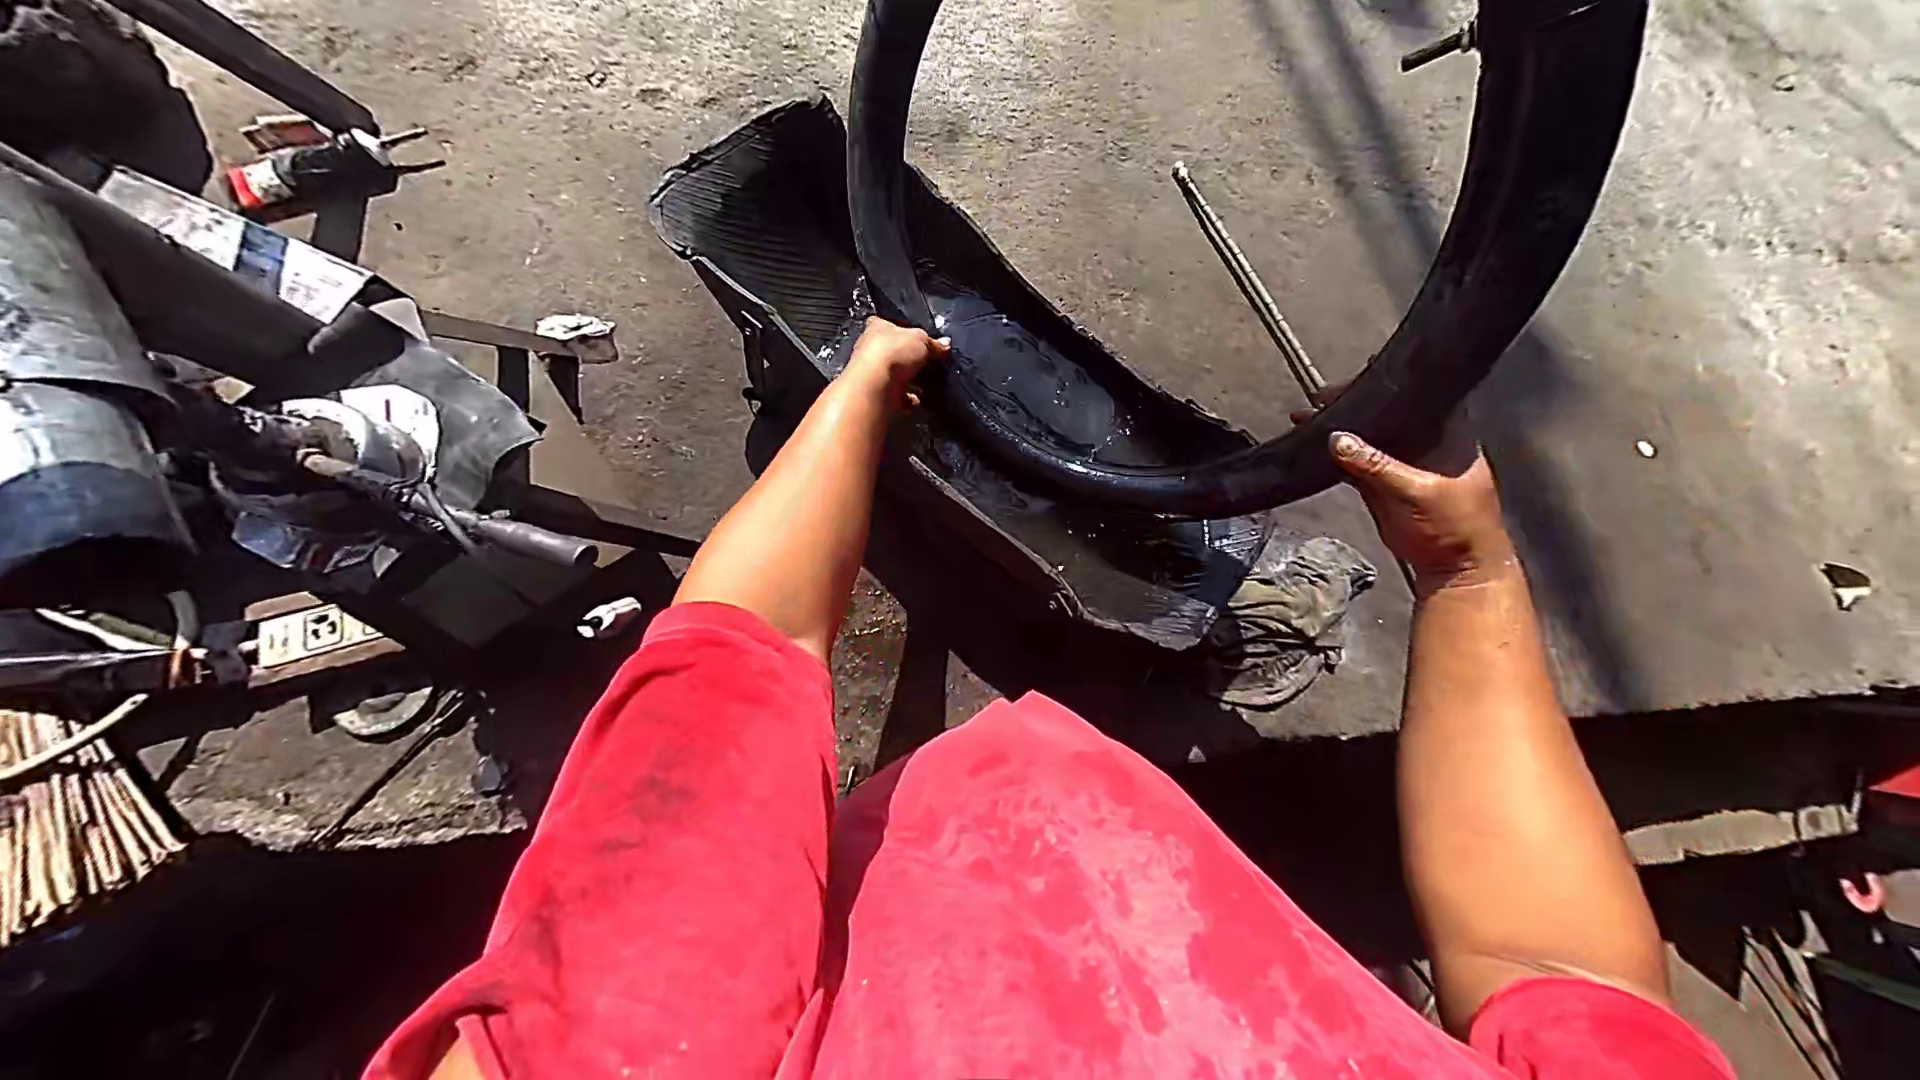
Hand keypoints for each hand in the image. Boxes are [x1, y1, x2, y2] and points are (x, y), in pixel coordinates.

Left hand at [843, 317, 950, 409]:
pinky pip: (896, 397)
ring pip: (896, 376)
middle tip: (929, 364)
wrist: (874, 387)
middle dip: (911, 360)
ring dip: (911, 382)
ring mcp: (871, 374)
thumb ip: (933, 343)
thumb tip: (945, 344)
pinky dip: (908, 399)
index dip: (907, 333)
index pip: (891, 325)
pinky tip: (917, 399)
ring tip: (926, 385)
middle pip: (895, 352)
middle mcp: (870, 349)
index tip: (922, 341)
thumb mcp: (921, 340)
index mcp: (876, 327)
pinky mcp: (876, 395)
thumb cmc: (892, 353)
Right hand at [1292, 381, 1516, 593]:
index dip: (1382, 385)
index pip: (1412, 396)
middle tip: (1320, 400)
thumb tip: (1338, 440)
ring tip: (1308, 419)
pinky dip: (1333, 457)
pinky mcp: (1381, 484)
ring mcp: (1400, 463)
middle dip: (1351, 405)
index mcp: (1446, 431)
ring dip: (1338, 430)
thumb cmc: (1458, 525)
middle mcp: (1423, 441)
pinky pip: (1353, 464)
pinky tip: (1313, 449)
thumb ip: (1376, 465)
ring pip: (1365, 438)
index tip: (1349, 384)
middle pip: (1383, 414)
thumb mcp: (1418, 490)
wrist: (1453, 565)